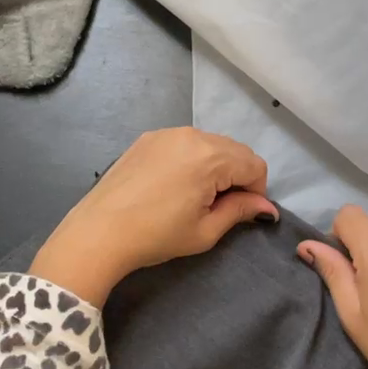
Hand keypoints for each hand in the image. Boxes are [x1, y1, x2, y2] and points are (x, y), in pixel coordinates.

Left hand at [29, 127, 276, 306]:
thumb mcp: (205, 230)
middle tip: (218, 207)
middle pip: (235, 150)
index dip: (256, 191)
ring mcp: (167, 133)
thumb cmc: (156, 235)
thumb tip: (268, 209)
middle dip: (237, 176)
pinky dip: (191, 159)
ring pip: (210, 144)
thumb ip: (240, 211)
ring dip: (215, 166)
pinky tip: (173, 185)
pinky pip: (184, 143)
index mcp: (211, 156)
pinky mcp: (148, 138)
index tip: (240, 212)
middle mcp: (192, 135)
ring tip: (194, 196)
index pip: (254, 165)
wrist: (99, 232)